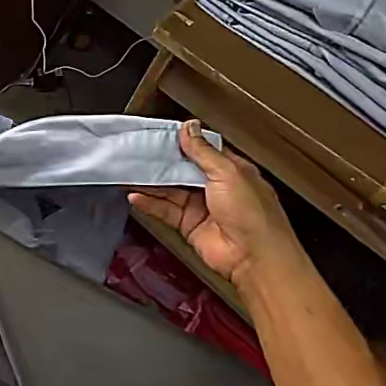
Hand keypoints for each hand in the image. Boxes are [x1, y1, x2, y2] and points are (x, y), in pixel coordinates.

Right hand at [128, 121, 308, 289]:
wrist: (255, 257)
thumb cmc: (254, 215)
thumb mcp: (227, 172)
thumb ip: (203, 151)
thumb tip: (190, 128)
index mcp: (231, 169)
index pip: (202, 150)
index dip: (182, 142)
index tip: (160, 135)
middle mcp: (216, 187)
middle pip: (182, 170)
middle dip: (162, 163)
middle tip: (139, 153)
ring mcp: (203, 207)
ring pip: (171, 191)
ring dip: (151, 183)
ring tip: (131, 173)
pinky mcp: (190, 226)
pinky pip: (166, 211)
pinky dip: (150, 204)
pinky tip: (137, 196)